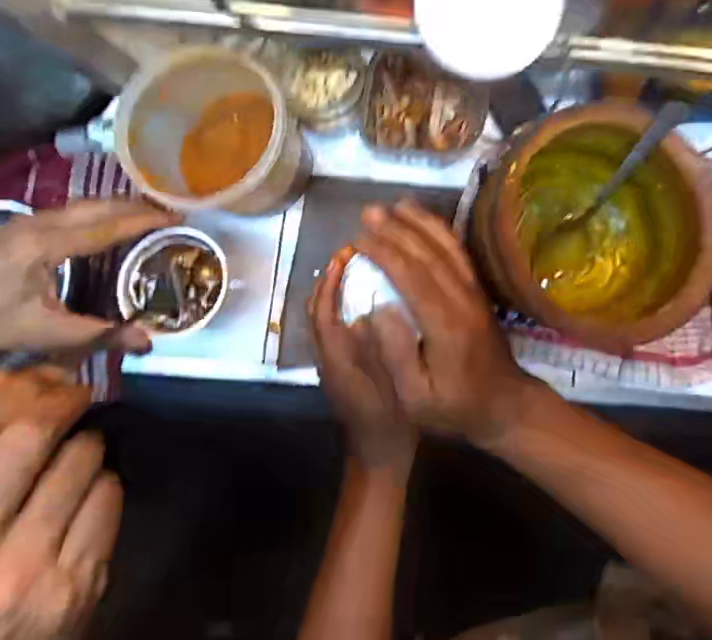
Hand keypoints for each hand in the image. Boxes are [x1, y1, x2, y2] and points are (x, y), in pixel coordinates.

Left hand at [0, 199, 174, 356]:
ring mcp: (28, 220)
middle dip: (138, 206)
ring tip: (149, 214)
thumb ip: (98, 334)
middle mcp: (39, 223)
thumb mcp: (43, 333)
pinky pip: (73, 210)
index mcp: (46, 244)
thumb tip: (146, 342)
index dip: (146, 220)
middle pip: (99, 205)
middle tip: (171, 212)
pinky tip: (110, 223)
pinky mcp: (21, 226)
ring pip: (85, 205)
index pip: (108, 225)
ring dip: (119, 206)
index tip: (178, 217)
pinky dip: (100, 212)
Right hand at [0, 367, 120, 639]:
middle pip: (28, 436)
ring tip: (75, 457)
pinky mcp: (78, 584)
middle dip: (62, 399)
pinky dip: (103, 483)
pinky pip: (108, 494)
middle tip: (74, 395)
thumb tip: (3, 378)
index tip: (36, 380)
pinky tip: (87, 498)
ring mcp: (23, 575)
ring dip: (87, 444)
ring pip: (81, 457)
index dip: (11, 392)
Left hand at [312, 246, 415, 471]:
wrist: (381, 459)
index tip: (346, 253)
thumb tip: (369, 310)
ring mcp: (334, 366)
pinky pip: (336, 329)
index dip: (330, 281)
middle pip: (318, 311)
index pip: (323, 312)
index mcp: (338, 360)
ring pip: (325, 319)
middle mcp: (329, 359)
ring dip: (336, 291)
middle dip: (331, 279)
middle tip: (357, 253)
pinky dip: (344, 306)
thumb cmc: (391, 423)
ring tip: (362, 268)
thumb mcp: (393, 385)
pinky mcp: (343, 370)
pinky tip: (370, 299)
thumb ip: (379, 348)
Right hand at [354, 200, 548, 447]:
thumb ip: (395, 353)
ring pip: (447, 246)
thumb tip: (375, 309)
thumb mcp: (416, 397)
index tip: (359, 240)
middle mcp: (463, 298)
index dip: (385, 253)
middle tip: (368, 212)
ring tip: (395, 204)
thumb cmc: (454, 407)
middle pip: (428, 254)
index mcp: (445, 324)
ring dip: (420, 222)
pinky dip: (441, 231)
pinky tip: (426, 221)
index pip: (412, 276)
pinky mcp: (479, 289)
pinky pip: (459, 252)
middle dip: (397, 229)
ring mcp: (474, 291)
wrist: (504, 403)